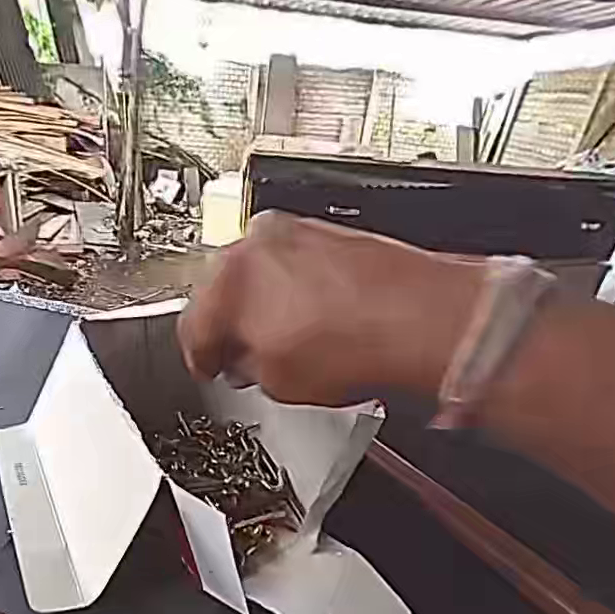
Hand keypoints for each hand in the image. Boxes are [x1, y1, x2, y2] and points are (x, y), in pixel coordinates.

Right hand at [177, 210, 485, 404]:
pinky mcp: (325, 232)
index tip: (208, 368)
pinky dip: (286, 291)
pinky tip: (306, 321)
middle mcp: (254, 246)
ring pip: (253, 275)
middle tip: (237, 358)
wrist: (422, 319)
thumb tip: (243, 360)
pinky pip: (287, 264)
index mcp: (228, 284)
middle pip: (219, 293)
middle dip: (226, 328)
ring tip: (278, 342)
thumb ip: (244, 367)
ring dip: (256, 307)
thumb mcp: (276, 381)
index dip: (198, 358)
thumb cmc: (357, 345)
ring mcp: (292, 232)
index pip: (192, 326)